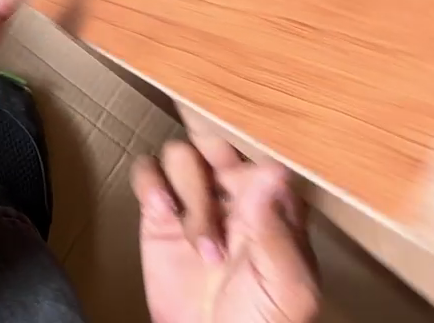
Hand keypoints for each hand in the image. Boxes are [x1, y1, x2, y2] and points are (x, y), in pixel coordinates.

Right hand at [131, 137, 319, 322]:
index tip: (246, 185)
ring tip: (198, 243)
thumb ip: (277, 232)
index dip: (251, 162)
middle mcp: (232, 195)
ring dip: (187, 191)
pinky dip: (150, 184)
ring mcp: (193, 201)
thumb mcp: (286, 289)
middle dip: (211, 165)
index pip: (260, 157)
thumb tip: (273, 173)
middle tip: (217, 193)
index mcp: (271, 207)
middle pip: (214, 144)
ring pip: (180, 155)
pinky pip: (146, 171)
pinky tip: (163, 213)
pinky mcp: (158, 212)